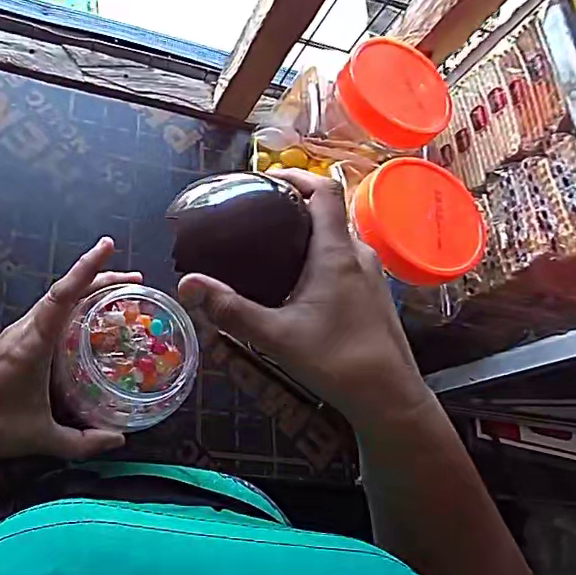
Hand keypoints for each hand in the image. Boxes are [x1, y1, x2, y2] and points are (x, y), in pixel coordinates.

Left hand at [0, 237, 138, 463]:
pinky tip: (85, 325)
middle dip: (99, 279)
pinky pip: (46, 317)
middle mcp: (23, 331)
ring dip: (85, 295)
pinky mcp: (10, 344)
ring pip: (54, 303)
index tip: (107, 247)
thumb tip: (119, 441)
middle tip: (135, 281)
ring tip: (117, 299)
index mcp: (31, 344)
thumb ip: (83, 442)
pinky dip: (70, 311)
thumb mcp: (41, 438)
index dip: (87, 269)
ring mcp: (15, 335)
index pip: (63, 296)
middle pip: (64, 292)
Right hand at [177, 169, 433, 426]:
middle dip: (294, 205)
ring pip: (337, 238)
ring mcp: (370, 275)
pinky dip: (318, 254)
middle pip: (329, 212)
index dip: (297, 176)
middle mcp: (358, 255)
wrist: (388, 398)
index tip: (266, 178)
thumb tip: (186, 284)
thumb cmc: (335, 360)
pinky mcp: (372, 295)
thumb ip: (229, 309)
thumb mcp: (274, 336)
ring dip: (307, 232)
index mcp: (336, 253)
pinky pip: (343, 259)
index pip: (325, 191)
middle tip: (256, 214)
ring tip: (269, 245)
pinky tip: (295, 281)